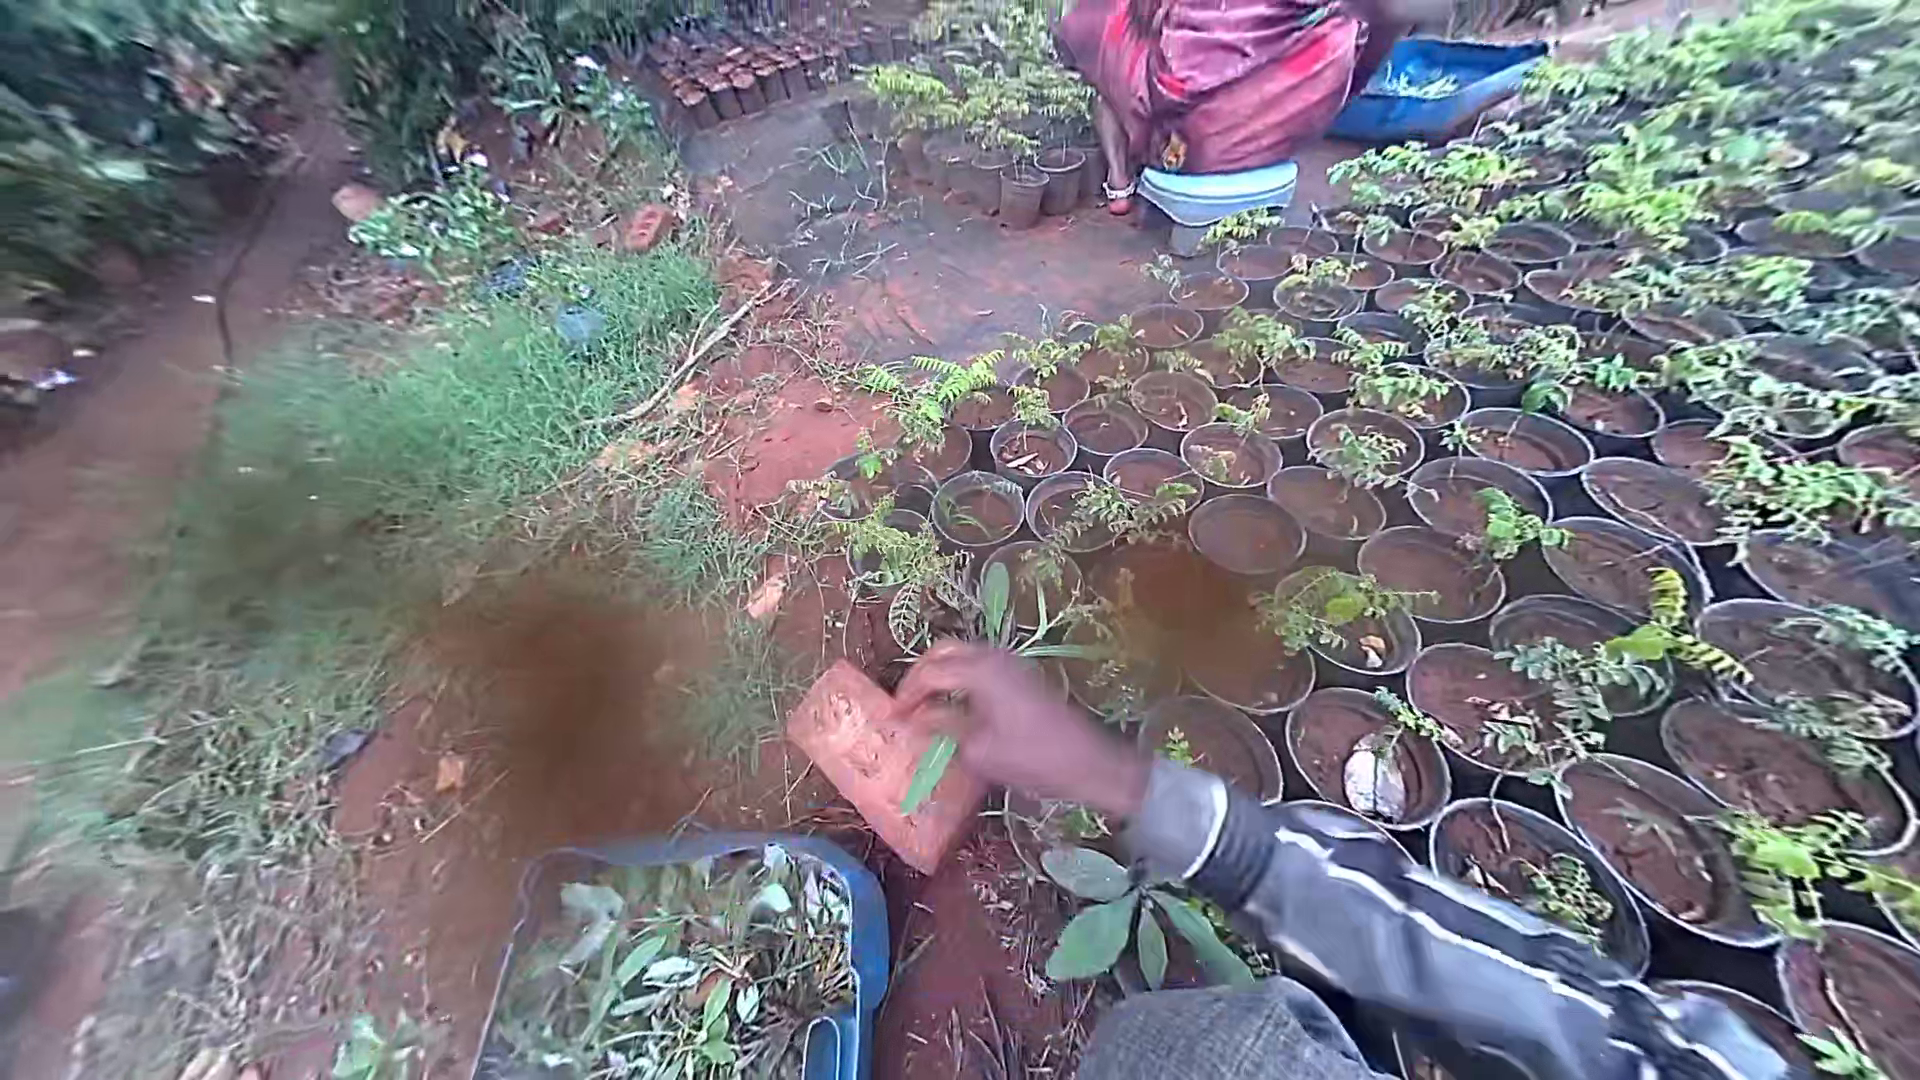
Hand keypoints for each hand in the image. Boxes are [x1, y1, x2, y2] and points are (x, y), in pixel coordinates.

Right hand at [891, 640, 1150, 818]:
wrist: (1089, 761)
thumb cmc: (1033, 758)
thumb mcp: (980, 749)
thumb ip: (943, 725)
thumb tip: (916, 718)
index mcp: (981, 670)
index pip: (930, 672)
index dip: (907, 693)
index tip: (891, 716)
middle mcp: (993, 655)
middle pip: (944, 650)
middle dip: (920, 673)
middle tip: (905, 702)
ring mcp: (1009, 660)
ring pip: (962, 653)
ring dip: (940, 671)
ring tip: (924, 702)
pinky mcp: (1019, 672)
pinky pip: (978, 661)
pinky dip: (958, 674)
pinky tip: (953, 700)